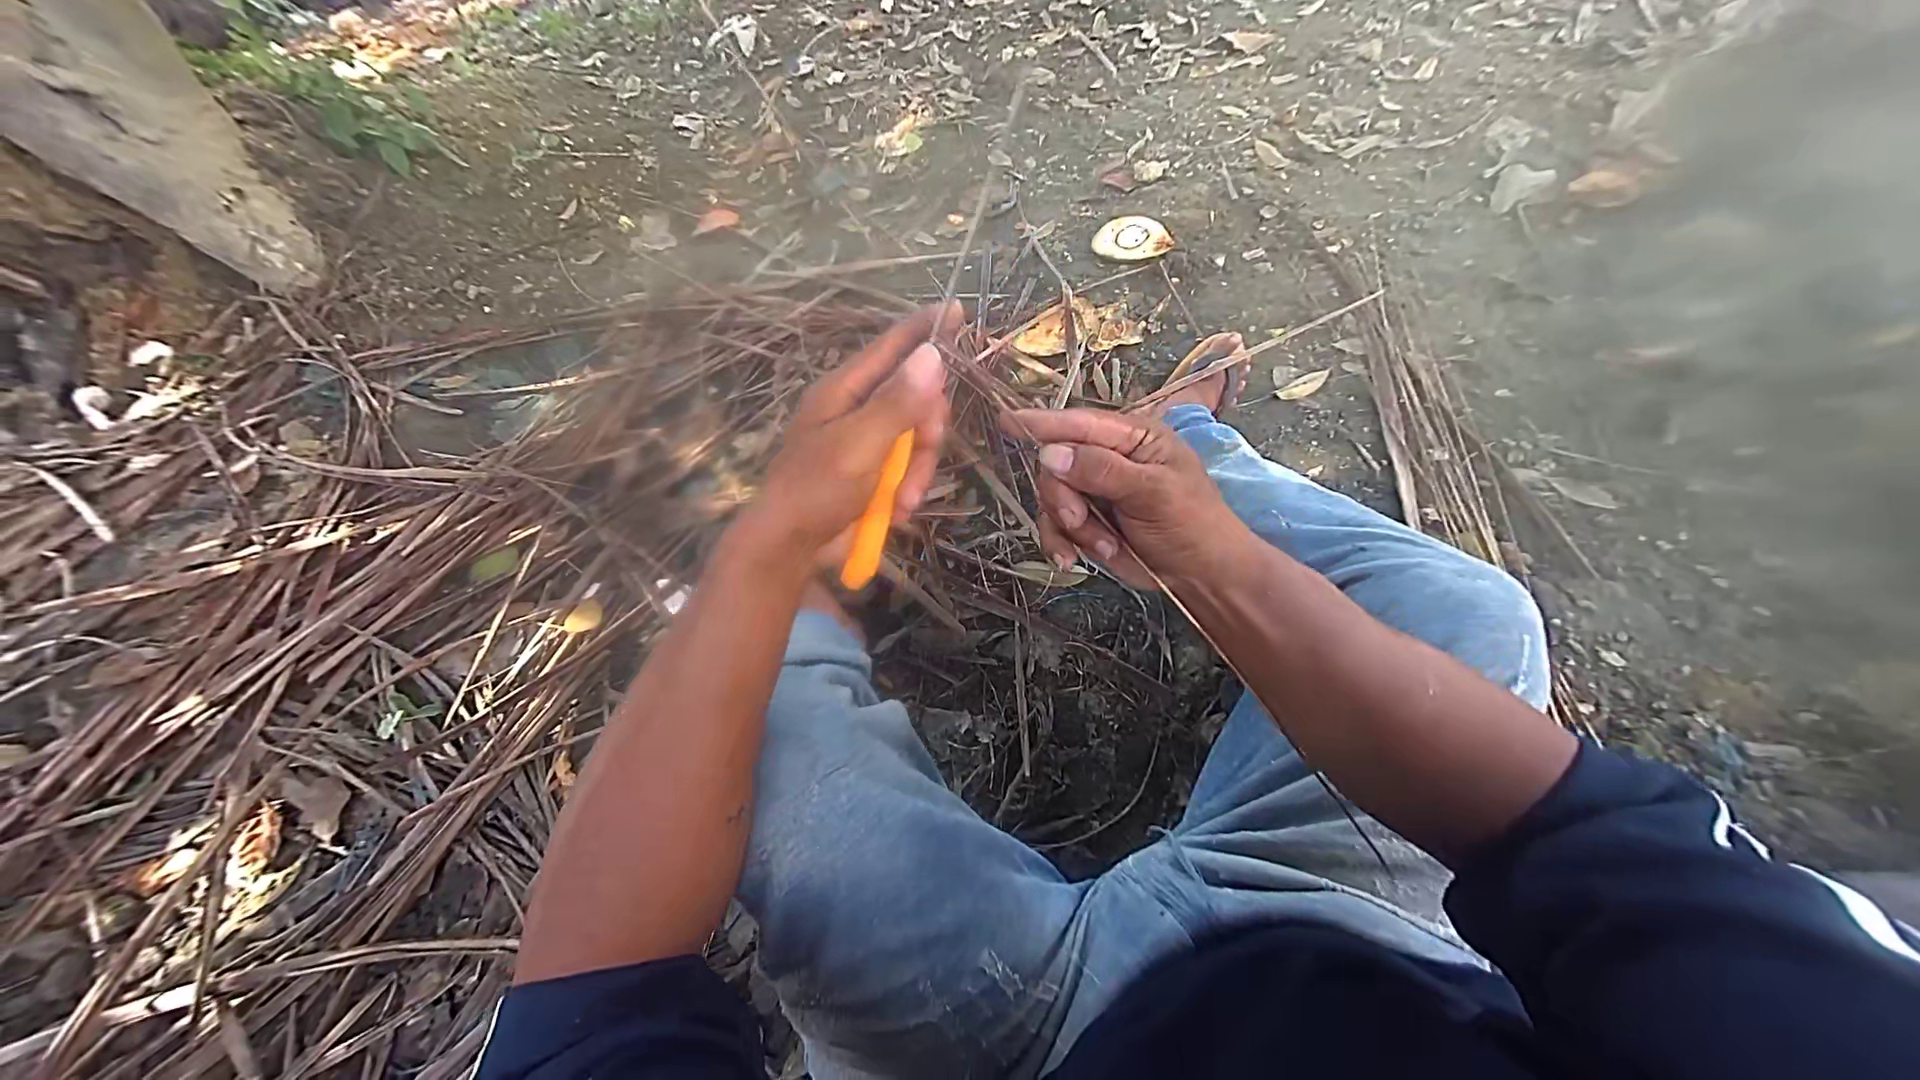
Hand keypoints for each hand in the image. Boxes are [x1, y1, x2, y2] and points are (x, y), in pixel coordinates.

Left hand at [744, 303, 958, 565]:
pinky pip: (908, 469)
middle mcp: (857, 410)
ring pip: (917, 439)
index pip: (891, 346)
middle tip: (925, 449)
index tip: (958, 311)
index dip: (925, 329)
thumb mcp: (860, 443)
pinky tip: (896, 510)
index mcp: (844, 390)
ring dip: (918, 471)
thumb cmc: (817, 489)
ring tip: (903, 500)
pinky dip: (907, 490)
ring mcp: (867, 443)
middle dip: (927, 429)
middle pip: (915, 398)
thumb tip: (933, 354)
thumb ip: (898, 402)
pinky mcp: (874, 474)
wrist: (792, 548)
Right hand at [1001, 408, 1248, 589]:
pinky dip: (1060, 544)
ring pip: (1051, 499)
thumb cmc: (1191, 523)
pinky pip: (1053, 526)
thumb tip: (1049, 453)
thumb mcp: (1153, 492)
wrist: (1200, 575)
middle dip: (1064, 498)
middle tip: (1079, 520)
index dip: (1043, 423)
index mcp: (1131, 436)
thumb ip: (1102, 470)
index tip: (1007, 422)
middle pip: (1055, 465)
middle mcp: (1106, 458)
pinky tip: (1071, 560)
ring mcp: (1093, 491)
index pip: (1079, 424)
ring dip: (1070, 527)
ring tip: (1103, 547)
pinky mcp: (1085, 521)